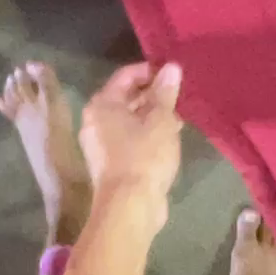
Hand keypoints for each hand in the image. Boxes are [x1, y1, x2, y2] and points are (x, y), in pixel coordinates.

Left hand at [78, 62, 183, 238]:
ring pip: (129, 120)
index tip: (173, 73)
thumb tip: (171, 67)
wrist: (130, 207)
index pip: (126, 75)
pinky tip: (170, 136)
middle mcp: (95, 121)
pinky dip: (147, 133)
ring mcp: (101, 145)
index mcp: (102, 105)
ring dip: (152, 115)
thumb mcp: (161, 120)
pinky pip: (130, 138)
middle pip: (126, 98)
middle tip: (179, 93)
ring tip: (180, 114)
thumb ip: (166, 92)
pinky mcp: (111, 164)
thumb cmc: (144, 156)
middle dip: (153, 94)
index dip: (150, 71)